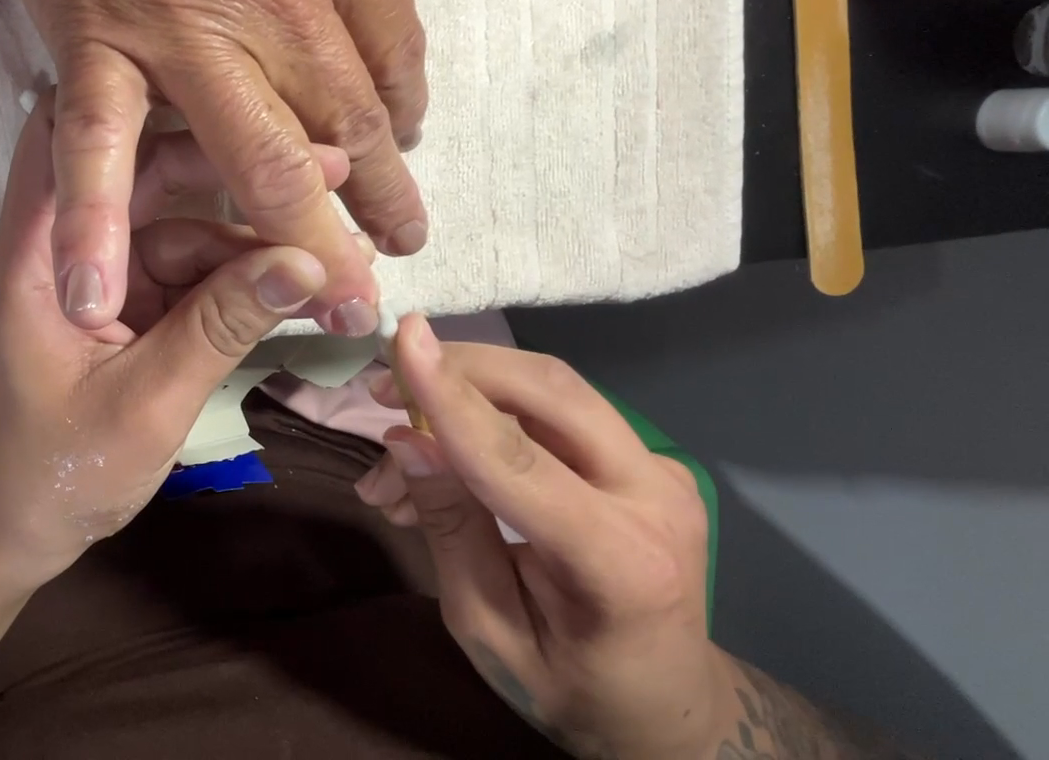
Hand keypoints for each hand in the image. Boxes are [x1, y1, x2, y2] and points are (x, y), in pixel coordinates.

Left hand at [0, 97, 337, 588]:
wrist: (30, 530)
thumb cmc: (63, 469)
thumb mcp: (148, 400)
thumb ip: (224, 325)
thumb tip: (309, 260)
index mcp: (38, 254)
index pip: (61, 137)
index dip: (126, 94)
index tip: (213, 71)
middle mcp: (68, 248)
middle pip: (146, 177)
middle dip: (232, 174)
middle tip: (328, 166)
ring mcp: (105, 274)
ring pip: (183, 227)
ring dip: (252, 241)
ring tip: (336, 250)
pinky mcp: (132, 302)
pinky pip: (191, 272)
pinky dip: (240, 280)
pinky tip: (299, 288)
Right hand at [5, 0, 566, 337]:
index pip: (395, 58)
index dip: (401, 118)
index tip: (394, 150)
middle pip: (343, 129)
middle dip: (374, 206)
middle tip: (393, 262)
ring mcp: (179, 34)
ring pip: (252, 160)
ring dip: (298, 244)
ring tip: (328, 304)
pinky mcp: (97, 51)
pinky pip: (99, 148)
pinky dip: (95, 223)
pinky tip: (98, 295)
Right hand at [355, 320, 735, 759]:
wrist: (666, 708)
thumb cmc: (568, 684)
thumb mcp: (487, 628)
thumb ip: (450, 528)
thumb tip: (407, 441)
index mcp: (619, 563)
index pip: (519, 461)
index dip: (453, 399)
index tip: (403, 341)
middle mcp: (654, 499)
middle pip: (550, 392)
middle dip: (460, 368)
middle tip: (384, 386)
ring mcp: (657, 471)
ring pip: (552, 387)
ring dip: (465, 391)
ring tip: (396, 446)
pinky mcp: (642, 456)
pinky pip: (553, 410)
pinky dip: (486, 411)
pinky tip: (441, 449)